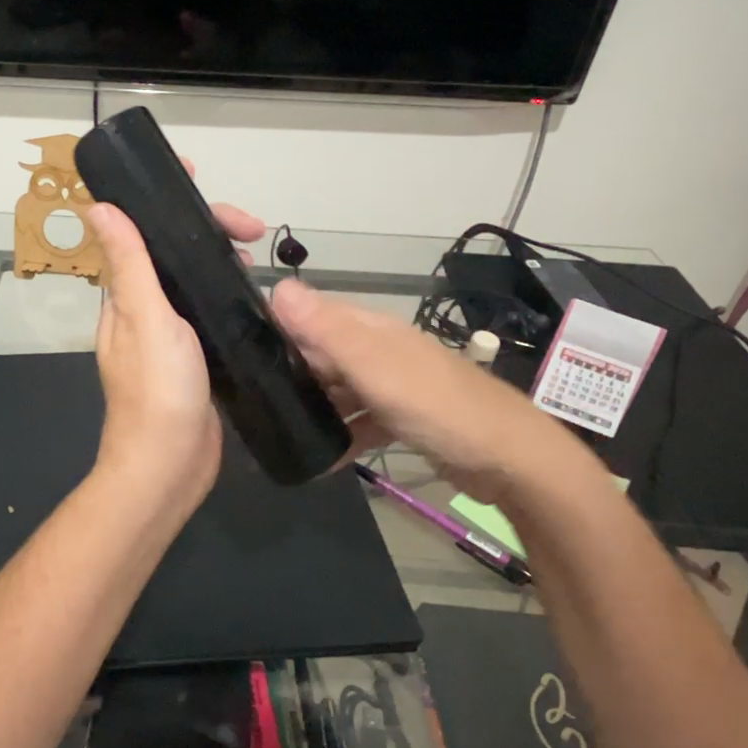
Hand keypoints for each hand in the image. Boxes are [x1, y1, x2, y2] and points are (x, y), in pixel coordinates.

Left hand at [85, 194, 263, 506]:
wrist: (170, 467)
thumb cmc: (157, 391)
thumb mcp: (146, 318)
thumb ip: (129, 263)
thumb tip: (97, 206)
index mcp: (126, 296)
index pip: (139, 232)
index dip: (163, 200)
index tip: (194, 177)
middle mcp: (144, 309)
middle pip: (173, 251)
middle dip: (208, 227)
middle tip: (252, 227)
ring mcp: (171, 334)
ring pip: (194, 279)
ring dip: (220, 256)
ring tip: (255, 253)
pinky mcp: (196, 357)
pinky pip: (210, 311)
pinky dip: (229, 293)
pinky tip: (255, 293)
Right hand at [271, 280, 584, 501]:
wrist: (511, 462)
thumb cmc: (438, 407)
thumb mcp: (376, 367)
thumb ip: (327, 330)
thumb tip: (277, 286)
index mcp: (371, 329)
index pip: (311, 316)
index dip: (275, 326)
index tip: (235, 351)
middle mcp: (378, 351)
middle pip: (321, 353)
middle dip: (287, 371)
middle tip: (247, 400)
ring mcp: (392, 386)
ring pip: (337, 388)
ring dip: (311, 405)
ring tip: (274, 429)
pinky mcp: (403, 419)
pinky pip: (359, 421)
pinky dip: (340, 435)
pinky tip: (320, 459)